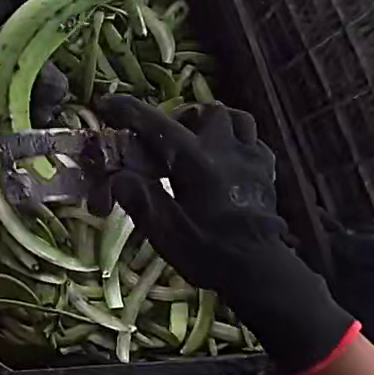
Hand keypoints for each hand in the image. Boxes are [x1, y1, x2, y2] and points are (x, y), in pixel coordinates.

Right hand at [93, 96, 356, 374]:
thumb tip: (112, 179)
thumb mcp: (165, 231)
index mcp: (196, 161)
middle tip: (166, 142)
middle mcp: (225, 149)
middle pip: (203, 112)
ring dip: (214, 124)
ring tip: (200, 142)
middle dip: (181, 119)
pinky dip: (238, 142)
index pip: (156, 124)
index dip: (128, 110)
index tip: (106, 102)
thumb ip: (138, 198)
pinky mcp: (267, 170)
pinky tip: (228, 160)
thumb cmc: (209, 252)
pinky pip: (253, 141)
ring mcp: (251, 157)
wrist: (260, 272)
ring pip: (236, 118)